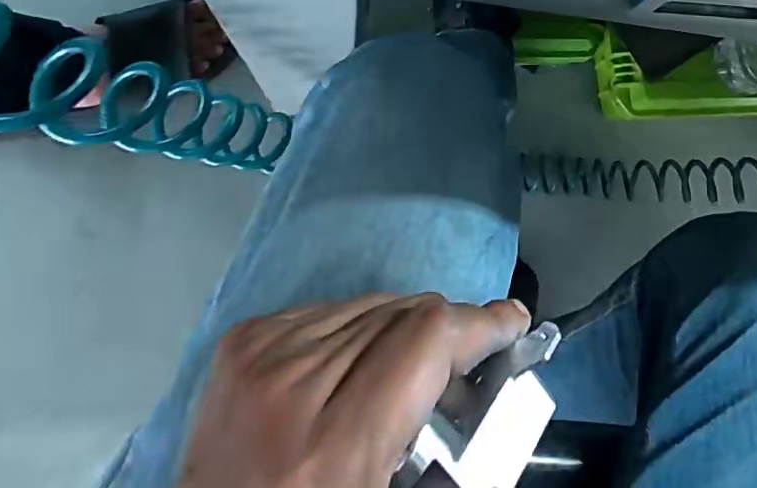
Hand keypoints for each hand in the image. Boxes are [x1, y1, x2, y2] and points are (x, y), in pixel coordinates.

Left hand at [176, 293, 530, 487]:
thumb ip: (453, 453)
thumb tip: (494, 364)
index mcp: (334, 447)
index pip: (427, 336)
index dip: (479, 323)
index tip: (512, 324)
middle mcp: (292, 386)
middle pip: (405, 312)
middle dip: (447, 332)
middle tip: (462, 371)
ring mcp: (262, 355)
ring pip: (373, 304)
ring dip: (402, 330)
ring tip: (403, 376)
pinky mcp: (244, 340)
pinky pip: (334, 309)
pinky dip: (359, 330)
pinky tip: (355, 368)